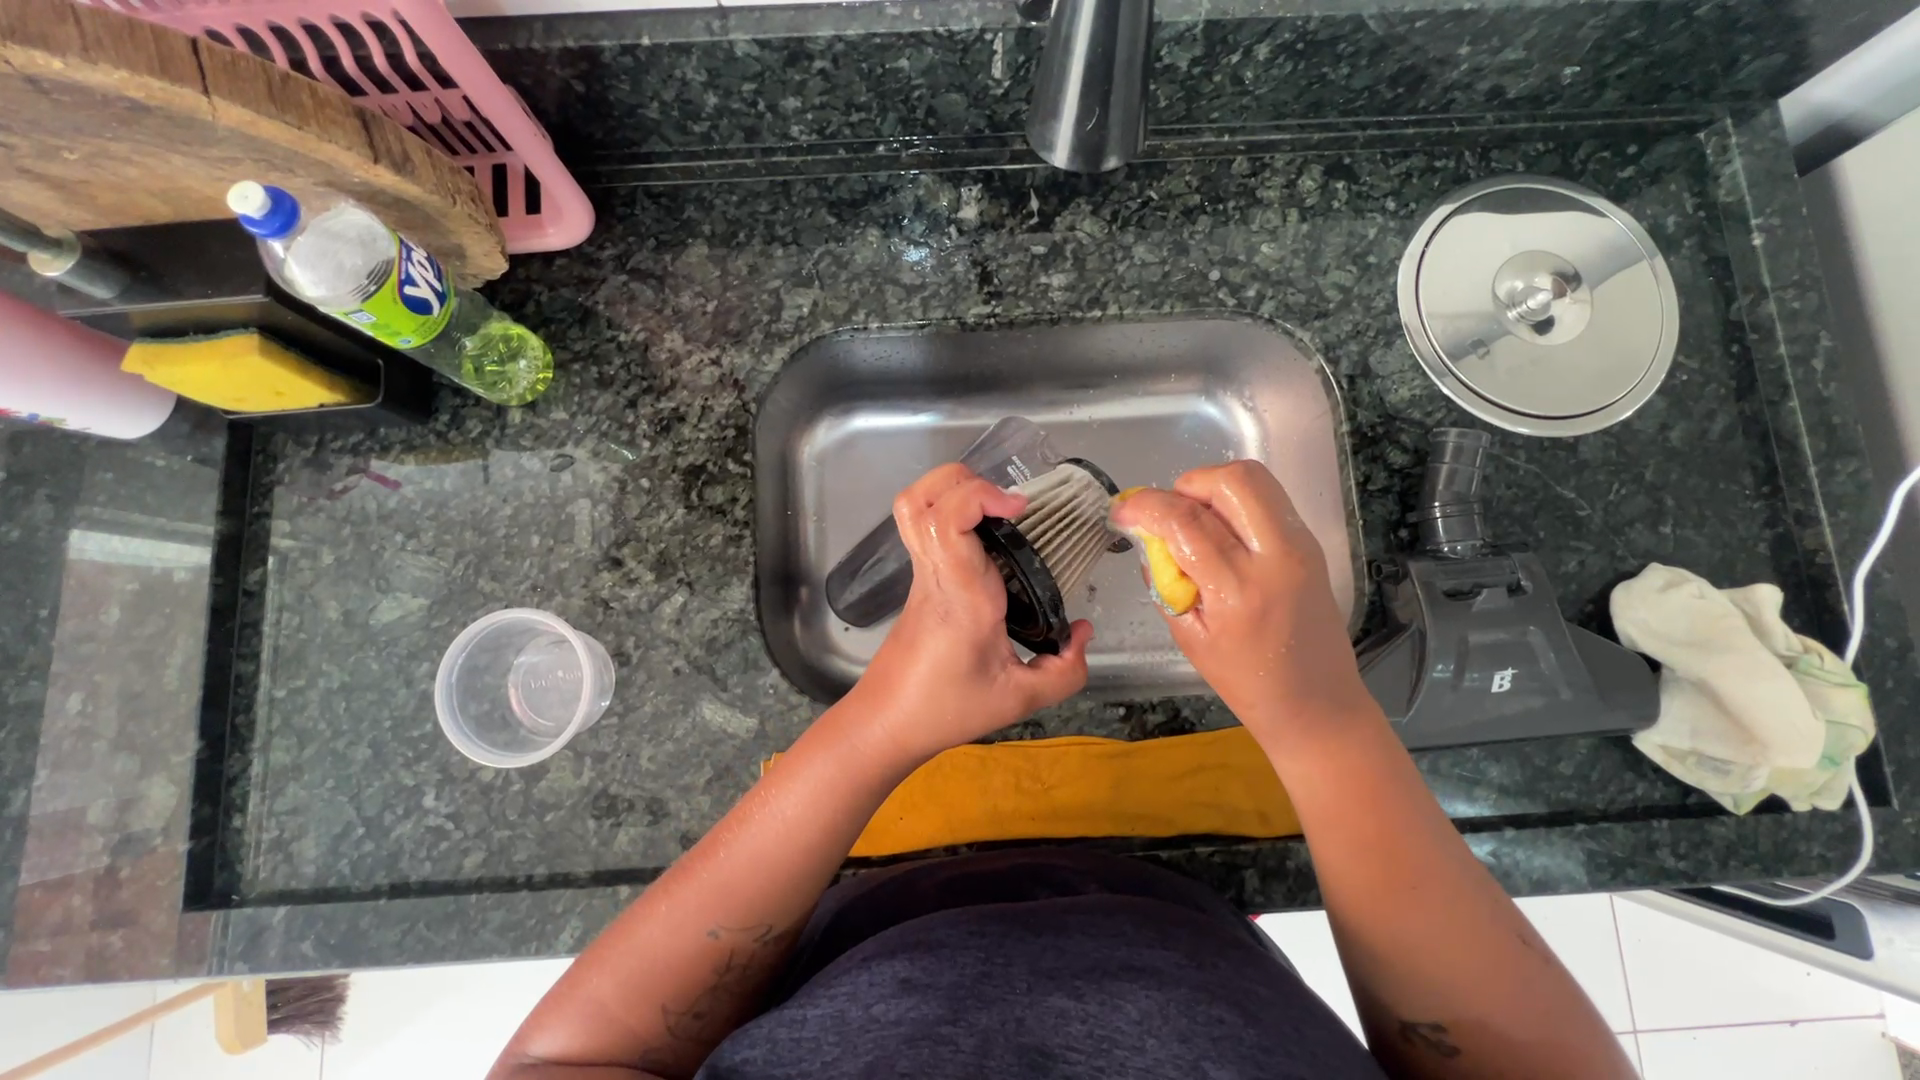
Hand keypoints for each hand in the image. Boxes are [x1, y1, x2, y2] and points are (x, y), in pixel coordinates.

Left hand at [849, 464, 1092, 764]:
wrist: (888, 722)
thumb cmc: (947, 710)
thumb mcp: (1020, 700)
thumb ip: (1066, 670)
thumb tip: (1084, 633)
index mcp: (962, 595)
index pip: (948, 522)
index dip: (980, 495)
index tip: (1017, 508)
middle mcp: (936, 573)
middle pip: (923, 499)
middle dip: (965, 480)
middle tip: (1008, 506)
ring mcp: (920, 573)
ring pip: (914, 506)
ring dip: (951, 489)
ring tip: (993, 509)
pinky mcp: (917, 578)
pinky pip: (922, 525)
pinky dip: (947, 509)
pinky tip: (983, 536)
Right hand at [1109, 461, 1374, 744]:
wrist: (1318, 704)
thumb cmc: (1247, 683)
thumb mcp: (1190, 639)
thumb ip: (1166, 584)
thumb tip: (1149, 541)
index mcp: (1238, 590)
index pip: (1185, 521)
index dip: (1146, 506)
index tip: (1122, 512)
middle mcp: (1275, 558)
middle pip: (1232, 481)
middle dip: (1188, 484)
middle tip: (1169, 511)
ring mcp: (1300, 546)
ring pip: (1256, 481)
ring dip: (1214, 488)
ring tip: (1194, 520)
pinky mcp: (1310, 545)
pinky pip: (1268, 501)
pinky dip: (1236, 503)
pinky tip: (1221, 534)